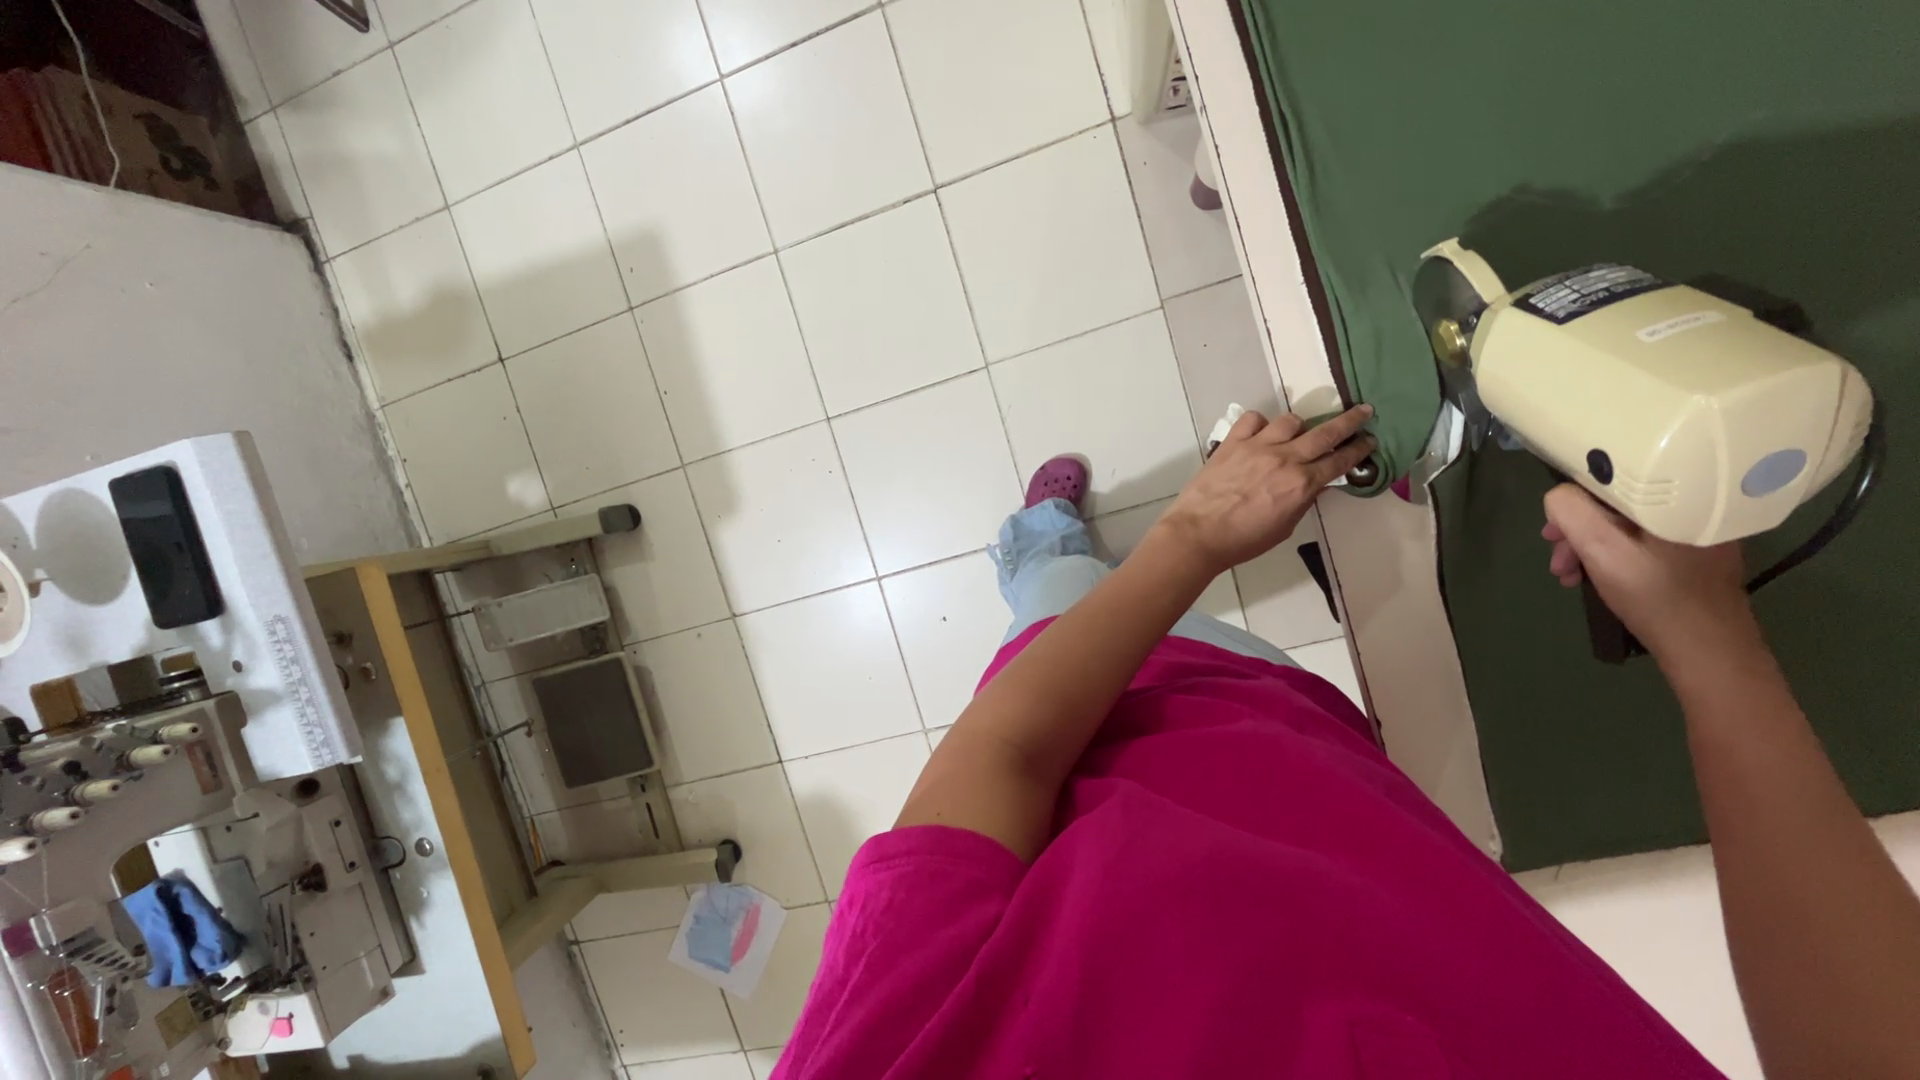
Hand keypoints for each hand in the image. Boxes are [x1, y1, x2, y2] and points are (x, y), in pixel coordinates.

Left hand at [1150, 405, 1375, 576]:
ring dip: (1299, 426)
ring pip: (1290, 421)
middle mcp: (1284, 459)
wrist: (1198, 534)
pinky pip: (1252, 419)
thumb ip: (1303, 501)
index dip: (1358, 450)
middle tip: (1364, 410)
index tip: (1369, 440)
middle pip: (1325, 433)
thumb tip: (1315, 485)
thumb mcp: (1284, 527)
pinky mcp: (1232, 443)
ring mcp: (1257, 447)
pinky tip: (1260, 432)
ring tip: (1297, 434)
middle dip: (1349, 421)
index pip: (1339, 461)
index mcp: (1301, 484)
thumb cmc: (1243, 540)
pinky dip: (1260, 423)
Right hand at [1541, 483, 1757, 658]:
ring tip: (1569, 575)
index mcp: (1677, 497)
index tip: (1553, 534)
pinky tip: (1598, 578)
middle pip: (1614, 506)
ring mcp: (1697, 534)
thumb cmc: (1655, 598)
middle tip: (1558, 561)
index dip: (1572, 504)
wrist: (1708, 650)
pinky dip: (1613, 556)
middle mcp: (1693, 507)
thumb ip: (1572, 513)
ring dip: (1589, 547)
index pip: (1610, 480)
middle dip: (1576, 531)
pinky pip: (1642, 543)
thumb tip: (1557, 498)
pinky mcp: (1696, 556)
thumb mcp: (1602, 550)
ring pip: (1625, 526)